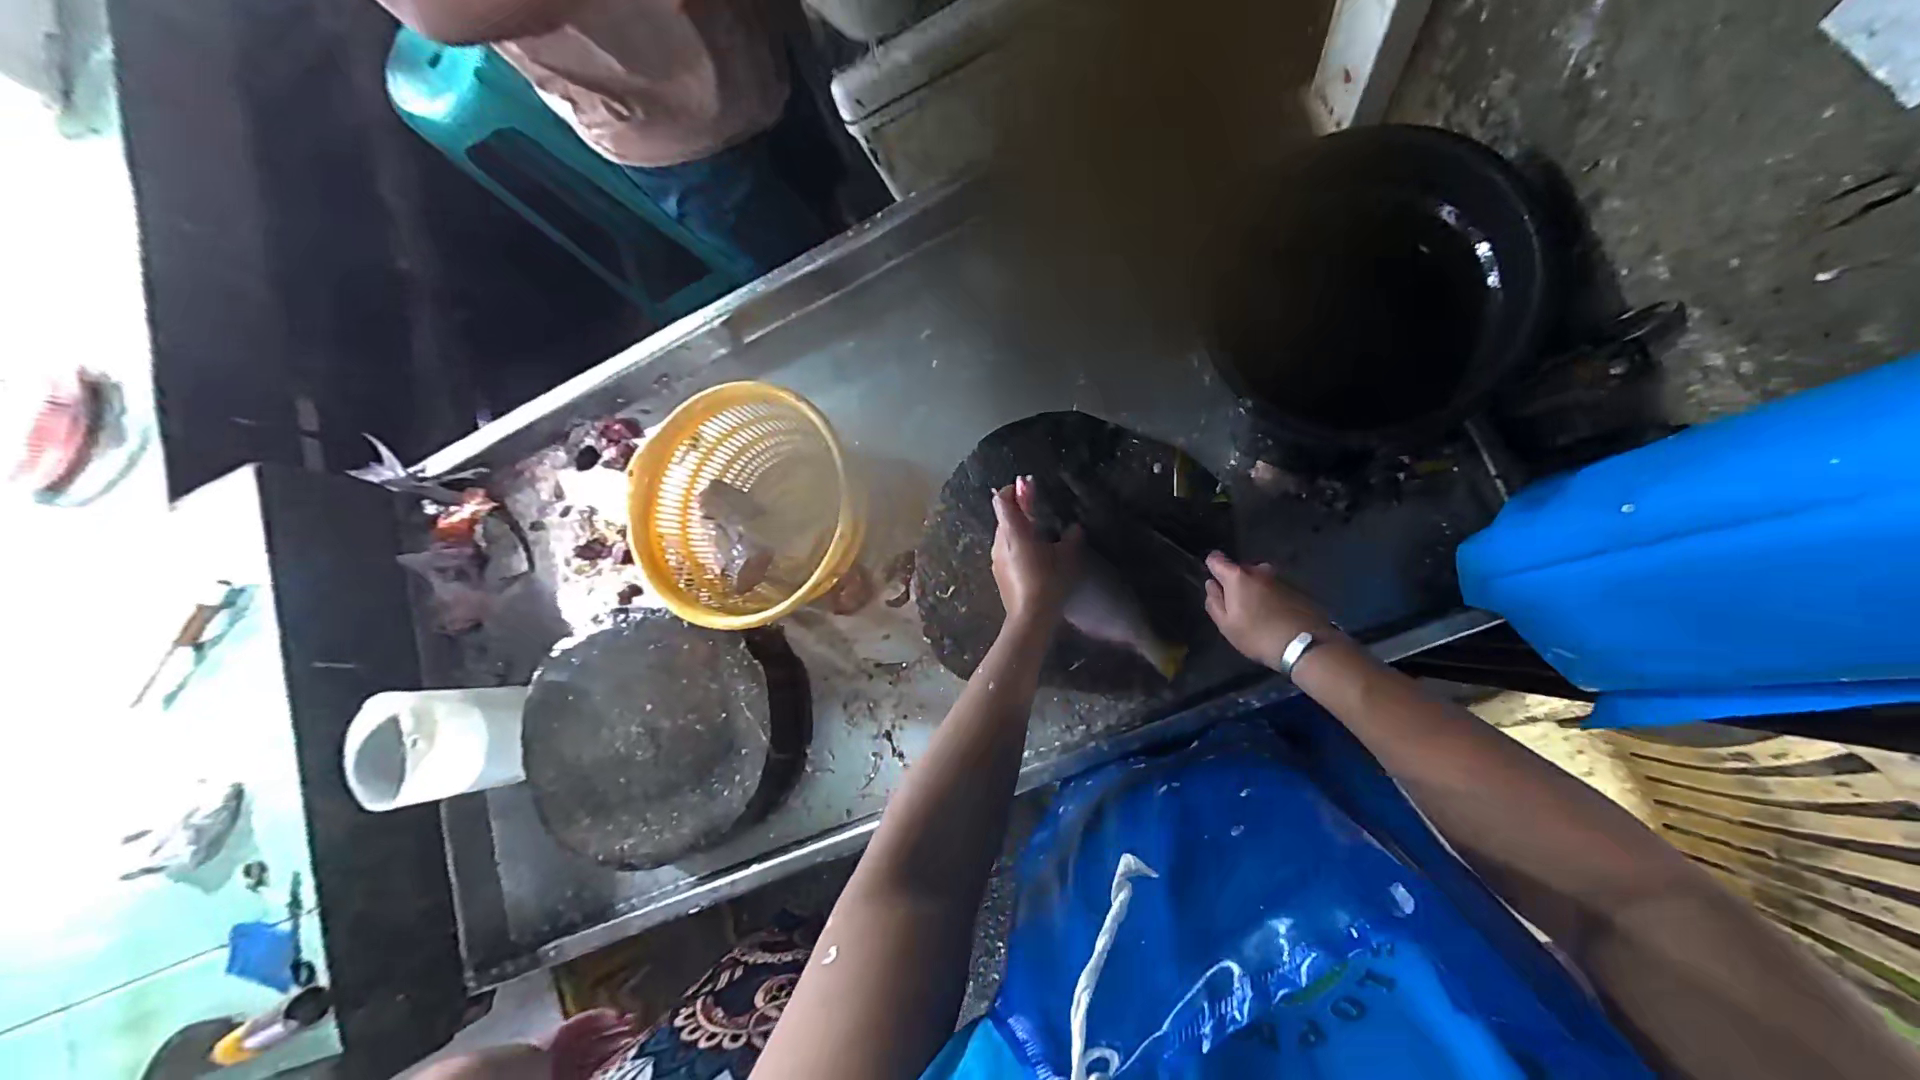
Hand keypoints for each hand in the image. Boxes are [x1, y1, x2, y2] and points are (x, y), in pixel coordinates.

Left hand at [991, 476, 1082, 624]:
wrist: (1031, 618)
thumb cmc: (1050, 582)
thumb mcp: (1069, 557)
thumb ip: (1072, 538)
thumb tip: (1075, 528)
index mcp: (1013, 532)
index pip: (1004, 501)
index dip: (1014, 490)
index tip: (1026, 486)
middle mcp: (1000, 542)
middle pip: (1004, 517)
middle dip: (1019, 509)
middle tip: (1036, 507)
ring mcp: (996, 560)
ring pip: (1005, 536)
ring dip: (1018, 529)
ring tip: (1038, 532)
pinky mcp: (999, 575)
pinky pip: (1006, 552)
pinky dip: (1017, 546)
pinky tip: (1033, 556)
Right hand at [1203, 551, 1336, 669]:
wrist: (1306, 645)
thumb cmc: (1258, 635)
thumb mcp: (1226, 625)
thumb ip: (1214, 601)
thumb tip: (1212, 584)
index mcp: (1237, 577)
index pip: (1216, 559)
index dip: (1211, 568)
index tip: (1214, 583)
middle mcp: (1259, 570)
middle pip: (1240, 570)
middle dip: (1236, 583)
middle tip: (1237, 607)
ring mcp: (1281, 578)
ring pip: (1260, 579)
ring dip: (1256, 590)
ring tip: (1258, 614)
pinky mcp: (1298, 589)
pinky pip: (1276, 589)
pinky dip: (1272, 597)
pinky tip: (1276, 617)